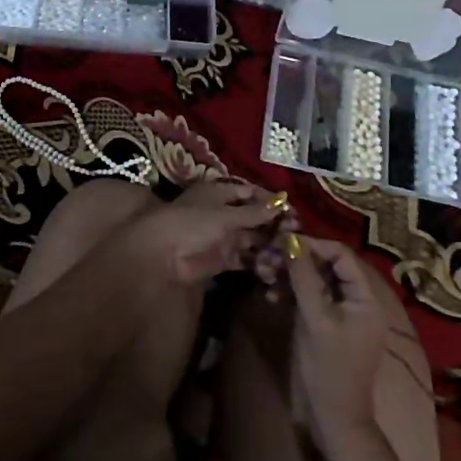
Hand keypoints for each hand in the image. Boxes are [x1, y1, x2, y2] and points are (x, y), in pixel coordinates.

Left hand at [120, 179, 284, 284]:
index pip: (248, 193)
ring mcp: (221, 236)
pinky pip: (244, 258)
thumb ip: (253, 212)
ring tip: (290, 251)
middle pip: (252, 217)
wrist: (164, 254)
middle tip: (297, 233)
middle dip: (273, 225)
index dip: (269, 200)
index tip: (292, 209)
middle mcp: (221, 213)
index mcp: (217, 193)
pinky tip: (274, 267)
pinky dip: (258, 262)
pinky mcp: (221, 258)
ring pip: (251, 238)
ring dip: (268, 244)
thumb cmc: (192, 224)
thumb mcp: (224, 215)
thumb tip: (281, 203)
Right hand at [287, 234, 388, 436]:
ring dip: (290, 274)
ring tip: (264, 274)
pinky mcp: (325, 323)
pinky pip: (309, 296)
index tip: (283, 242)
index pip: (342, 256)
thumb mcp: (316, 319)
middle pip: (328, 265)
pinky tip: (270, 295)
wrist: (333, 413)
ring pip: (315, 279)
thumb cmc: (330, 366)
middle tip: (268, 257)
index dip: (314, 245)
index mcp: (366, 298)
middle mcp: (356, 300)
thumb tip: (292, 243)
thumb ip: (305, 279)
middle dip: (298, 259)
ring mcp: (340, 312)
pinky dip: (290, 292)